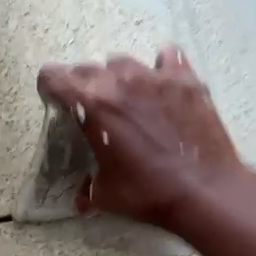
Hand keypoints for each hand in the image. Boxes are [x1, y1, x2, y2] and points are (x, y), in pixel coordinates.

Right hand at [35, 46, 243, 229]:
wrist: (205, 191)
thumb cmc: (148, 193)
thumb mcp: (107, 195)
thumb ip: (88, 187)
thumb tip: (80, 198)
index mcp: (93, 105)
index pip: (54, 77)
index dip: (49, 88)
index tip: (54, 101)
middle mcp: (120, 81)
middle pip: (86, 68)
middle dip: (81, 85)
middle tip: (89, 108)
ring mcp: (156, 76)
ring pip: (123, 62)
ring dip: (117, 76)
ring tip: (126, 96)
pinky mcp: (186, 80)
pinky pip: (168, 57)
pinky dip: (161, 67)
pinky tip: (163, 85)